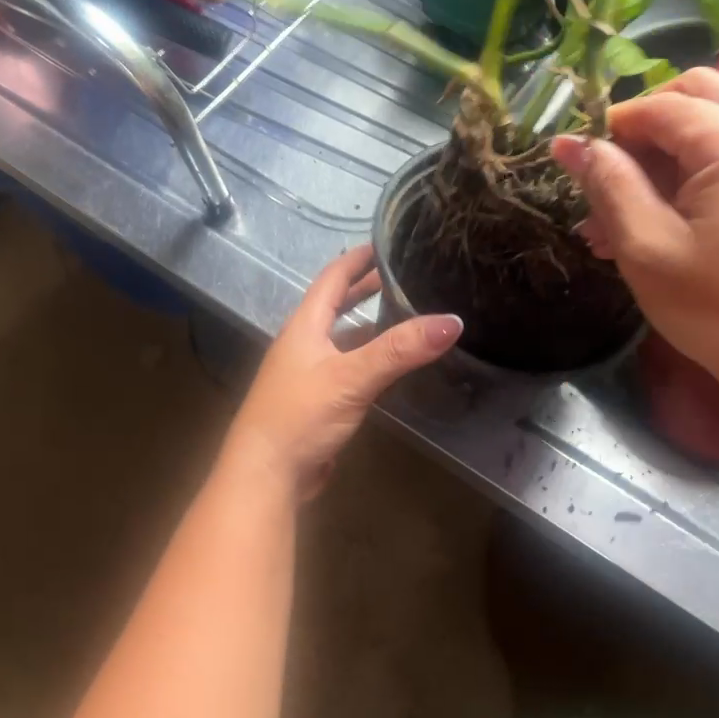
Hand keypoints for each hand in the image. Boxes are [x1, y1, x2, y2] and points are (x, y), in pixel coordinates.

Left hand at [222, 245, 461, 498]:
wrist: (266, 475)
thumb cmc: (300, 415)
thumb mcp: (352, 377)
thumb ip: (400, 349)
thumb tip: (452, 321)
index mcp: (305, 327)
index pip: (332, 279)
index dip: (357, 259)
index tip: (385, 242)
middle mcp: (304, 345)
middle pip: (336, 307)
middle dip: (365, 290)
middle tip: (402, 276)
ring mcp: (309, 376)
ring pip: (344, 341)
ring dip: (370, 327)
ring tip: (406, 317)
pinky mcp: (318, 405)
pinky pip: (349, 371)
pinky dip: (371, 361)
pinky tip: (392, 368)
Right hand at [551, 68, 718, 418]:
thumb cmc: (714, 310)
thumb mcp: (646, 247)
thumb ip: (607, 183)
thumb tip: (566, 142)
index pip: (661, 107)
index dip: (611, 130)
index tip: (577, 166)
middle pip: (695, 94)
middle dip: (644, 131)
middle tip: (609, 182)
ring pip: (715, 116)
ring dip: (666, 152)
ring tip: (623, 212)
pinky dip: (697, 166)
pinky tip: (660, 213)